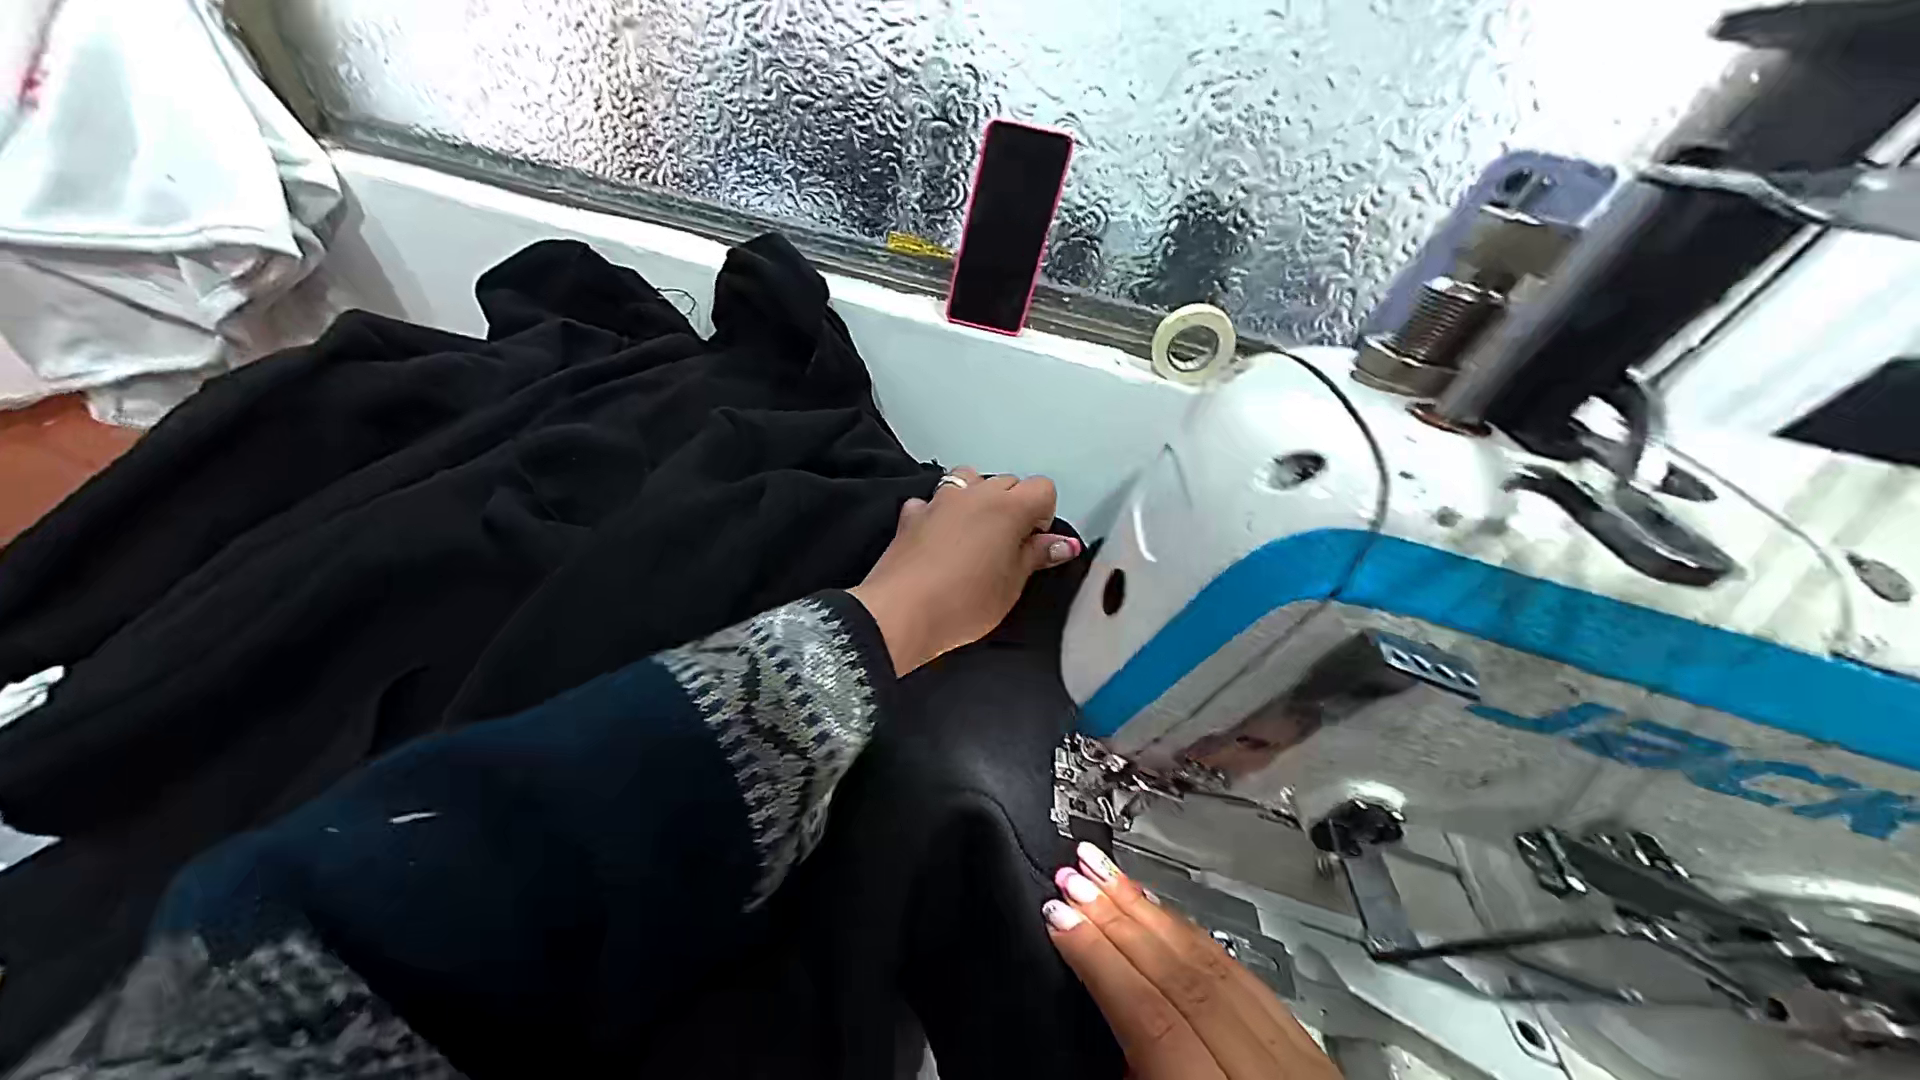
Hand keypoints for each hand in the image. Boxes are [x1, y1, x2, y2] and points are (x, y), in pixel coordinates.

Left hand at [848, 467, 1079, 674]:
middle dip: (1014, 506)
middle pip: (1007, 482)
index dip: (1044, 515)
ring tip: (976, 535)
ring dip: (978, 499)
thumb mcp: (1012, 584)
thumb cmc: (962, 602)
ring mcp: (939, 501)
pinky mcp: (911, 515)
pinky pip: (933, 501)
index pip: (1042, 488)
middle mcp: (975, 494)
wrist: (902, 613)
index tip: (1034, 542)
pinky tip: (940, 540)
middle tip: (1009, 546)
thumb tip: (1061, 544)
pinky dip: (941, 513)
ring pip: (969, 480)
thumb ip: (1036, 555)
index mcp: (1008, 507)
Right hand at [1046, 842, 1341, 1079]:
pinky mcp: (1316, 1056)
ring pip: (1219, 965)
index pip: (1157, 1021)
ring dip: (1153, 913)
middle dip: (1120, 919)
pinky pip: (1247, 977)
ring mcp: (1306, 1068)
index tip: (1059, 917)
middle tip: (1073, 875)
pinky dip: (1196, 936)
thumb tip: (1101, 1021)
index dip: (1101, 962)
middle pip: (1187, 980)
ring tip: (1107, 875)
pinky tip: (1164, 912)